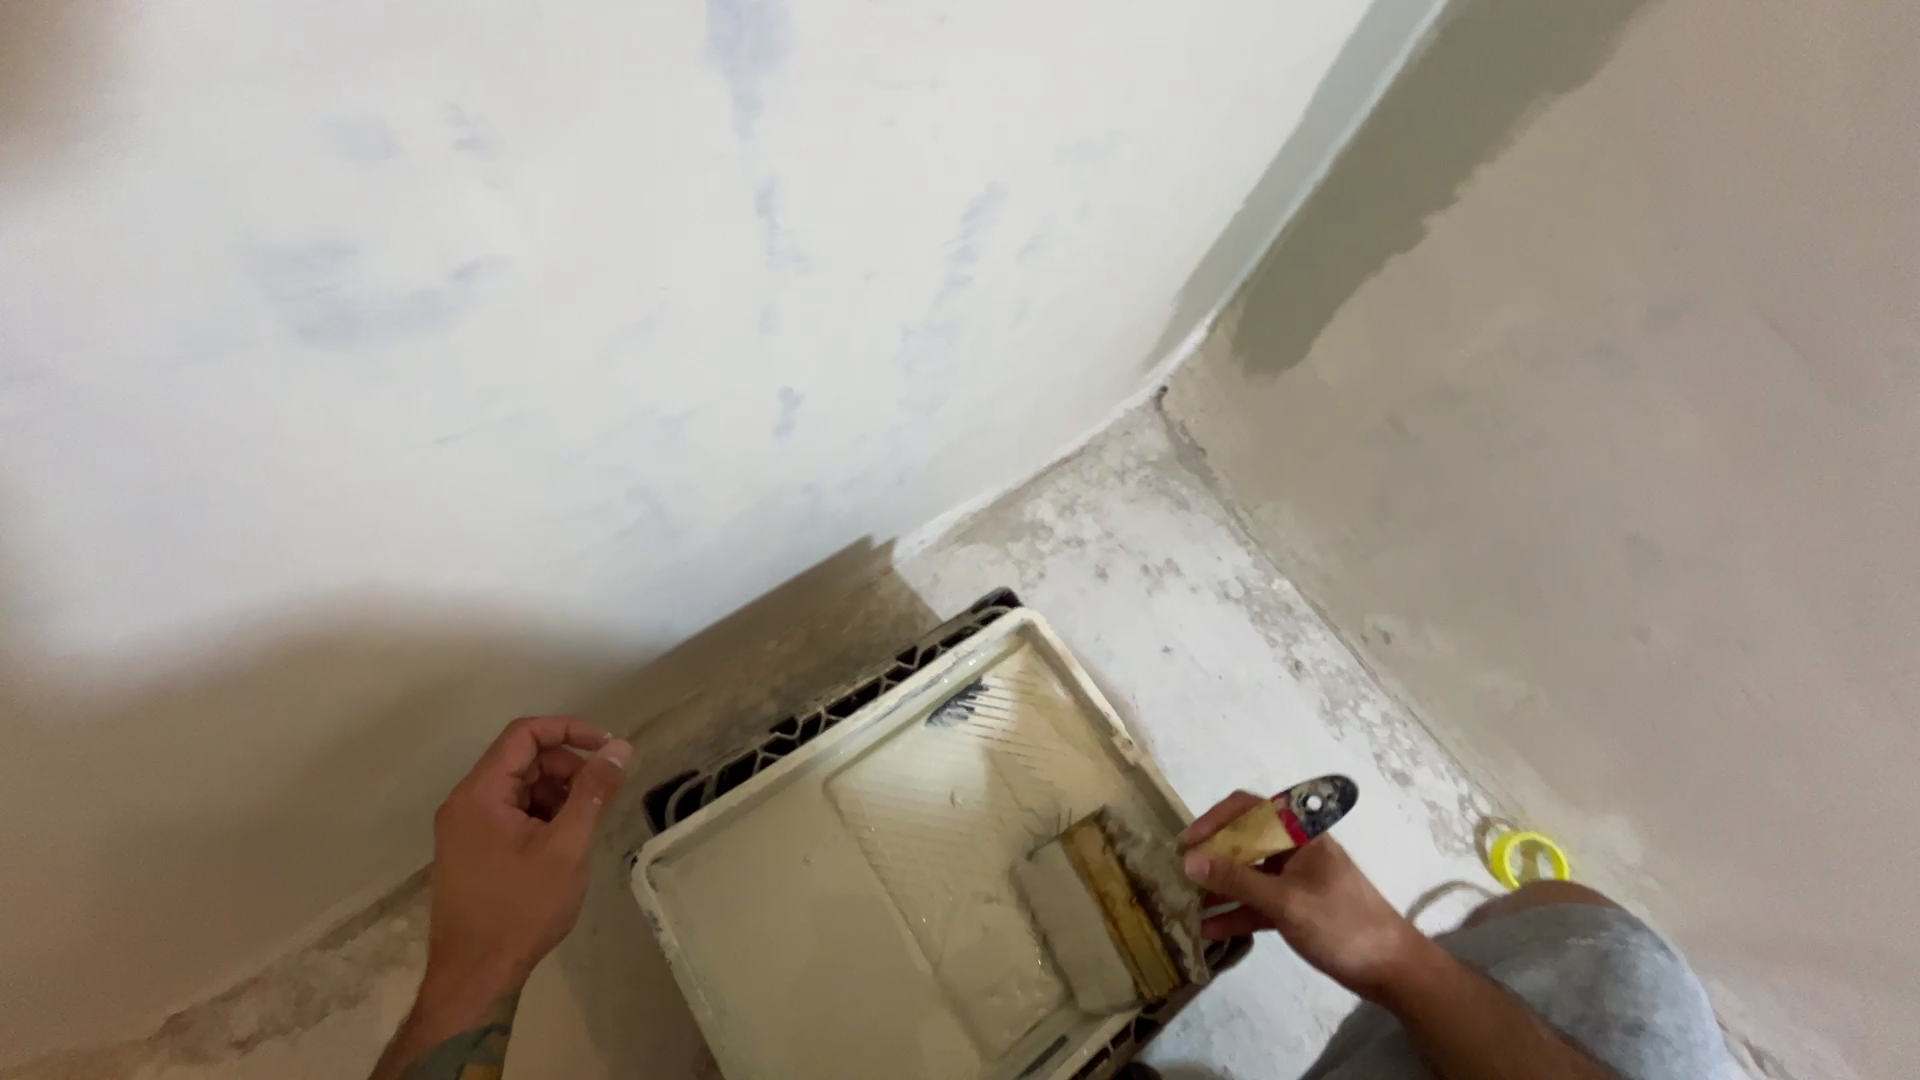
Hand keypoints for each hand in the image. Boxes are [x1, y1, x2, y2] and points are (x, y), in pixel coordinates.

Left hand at [421, 716, 630, 1007]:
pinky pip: (514, 811)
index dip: (571, 730)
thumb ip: (594, 791)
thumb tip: (620, 747)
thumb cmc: (521, 909)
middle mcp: (466, 803)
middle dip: (569, 768)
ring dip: (559, 793)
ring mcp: (467, 827)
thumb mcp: (568, 846)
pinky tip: (564, 844)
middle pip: (525, 758)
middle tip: (600, 797)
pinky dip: (545, 815)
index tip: (609, 748)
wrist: (475, 978)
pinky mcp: (474, 848)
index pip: (525, 734)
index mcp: (479, 795)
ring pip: (523, 785)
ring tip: (582, 827)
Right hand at [1182, 791, 1426, 1000]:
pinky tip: (1210, 929)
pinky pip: (1257, 902)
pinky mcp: (1295, 907)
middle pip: (1243, 841)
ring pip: (1247, 874)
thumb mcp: (1286, 901)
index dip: (1214, 819)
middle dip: (1211, 857)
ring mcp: (1293, 879)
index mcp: (1298, 833)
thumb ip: (1237, 881)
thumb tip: (1190, 861)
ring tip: (1188, 903)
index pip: (1247, 808)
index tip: (1189, 843)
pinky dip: (1236, 913)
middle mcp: (1293, 849)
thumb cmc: (1343, 923)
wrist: (1395, 971)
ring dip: (1220, 888)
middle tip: (1182, 874)